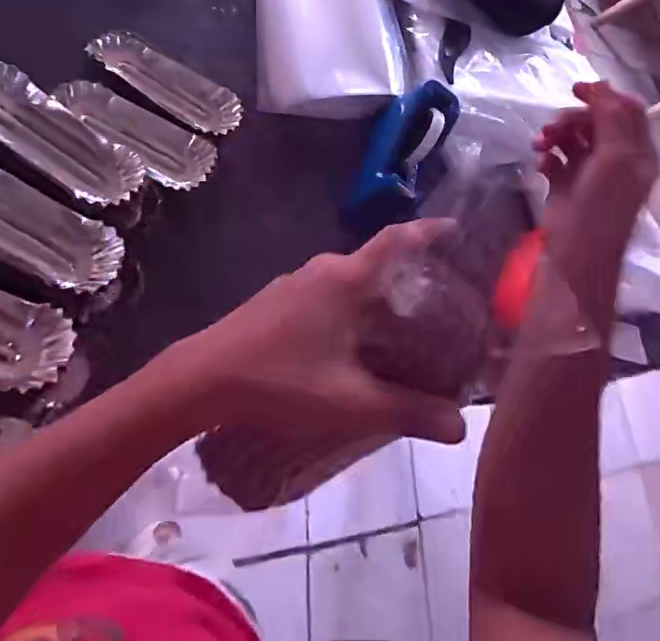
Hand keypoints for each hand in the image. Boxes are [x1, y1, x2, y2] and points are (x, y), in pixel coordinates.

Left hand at [164, 220, 466, 444]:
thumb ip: (407, 411)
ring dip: (377, 293)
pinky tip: (351, 340)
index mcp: (346, 279)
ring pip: (351, 278)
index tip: (457, 230)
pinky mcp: (279, 298)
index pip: (397, 240)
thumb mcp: (349, 403)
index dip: (429, 231)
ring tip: (402, 323)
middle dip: (410, 274)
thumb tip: (460, 428)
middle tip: (441, 299)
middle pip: (377, 260)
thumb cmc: (279, 381)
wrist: (199, 379)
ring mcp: (297, 281)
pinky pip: (328, 290)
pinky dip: (350, 304)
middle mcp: (324, 269)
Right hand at [531, 82, 659, 329]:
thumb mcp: (613, 159)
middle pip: (596, 122)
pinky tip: (541, 165)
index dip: (603, 96)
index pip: (626, 110)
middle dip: (573, 119)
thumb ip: (612, 118)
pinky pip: (558, 159)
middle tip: (551, 127)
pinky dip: (548, 157)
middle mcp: (619, 161)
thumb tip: (602, 85)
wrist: (574, 259)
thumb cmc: (598, 210)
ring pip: (574, 138)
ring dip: (555, 136)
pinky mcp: (568, 186)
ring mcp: (593, 175)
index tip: (575, 90)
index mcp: (638, 154)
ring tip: (540, 145)